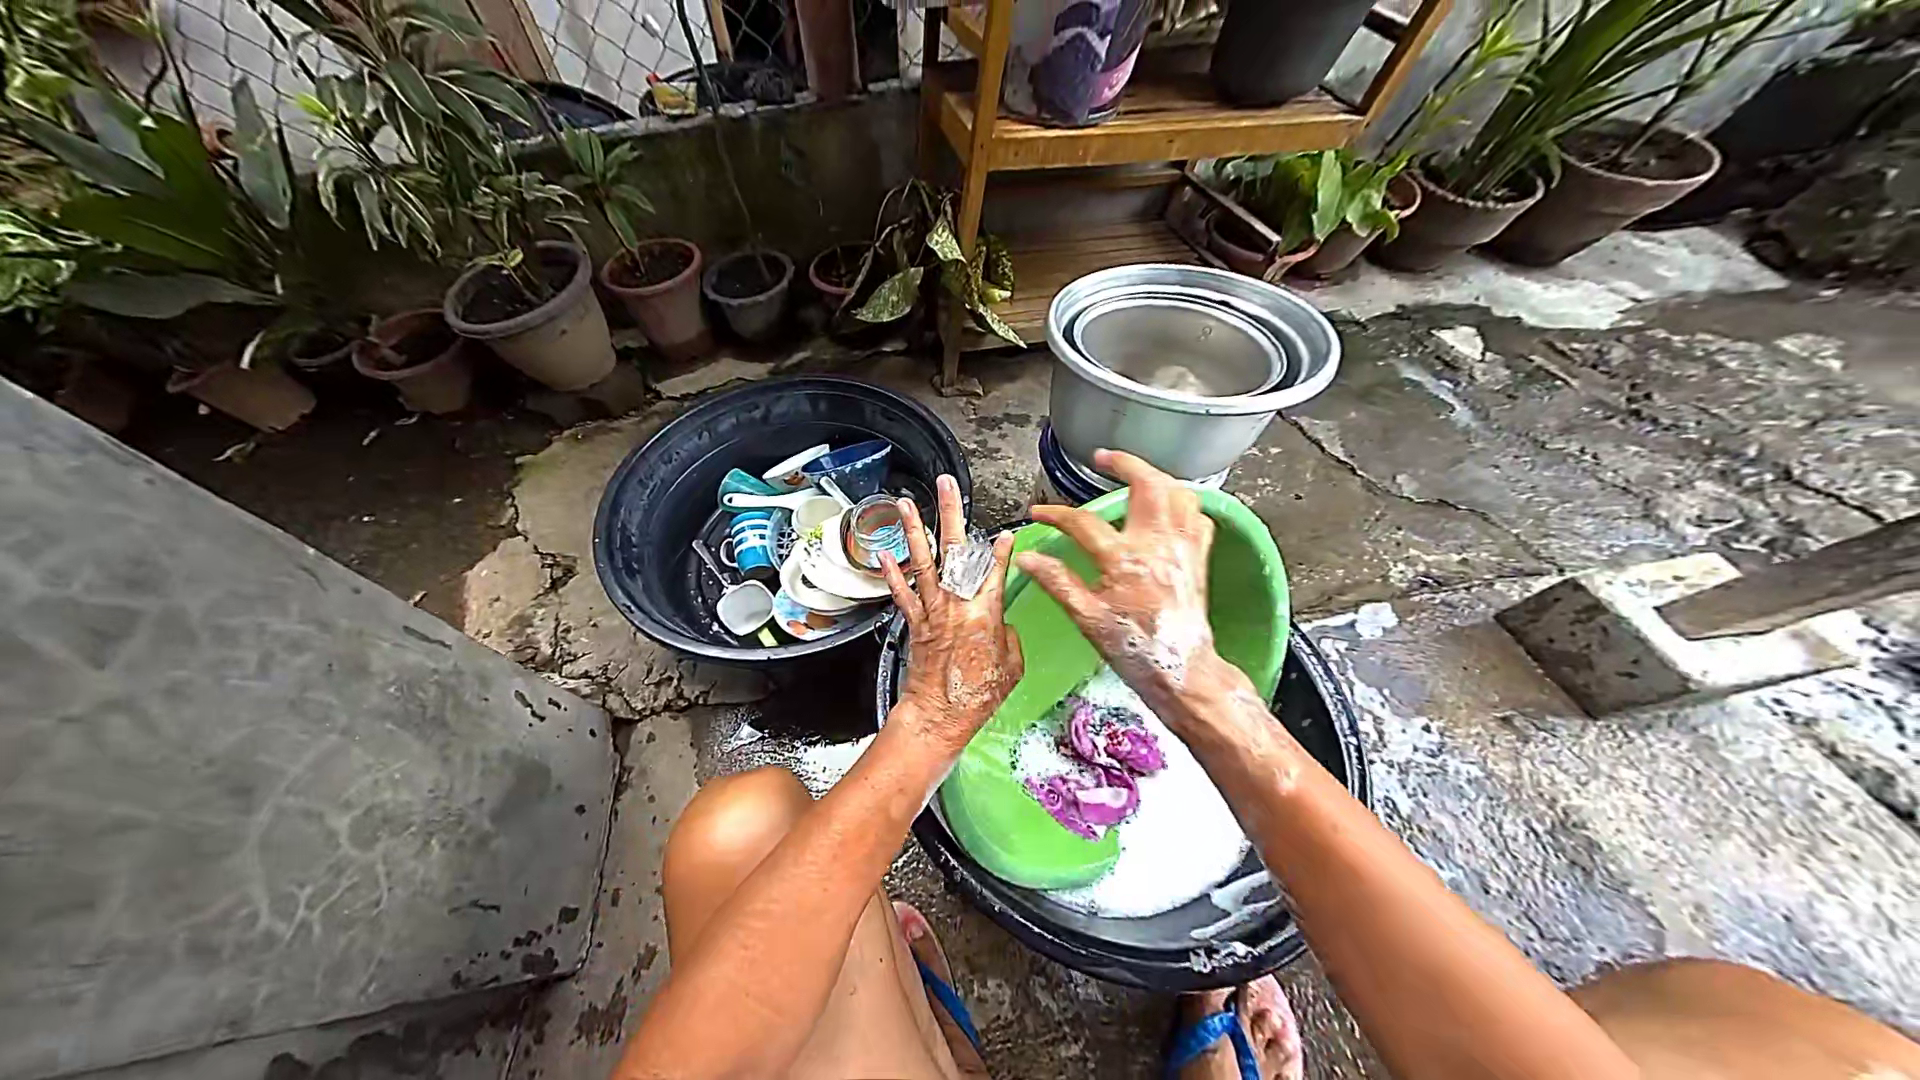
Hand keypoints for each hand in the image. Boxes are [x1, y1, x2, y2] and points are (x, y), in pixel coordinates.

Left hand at [880, 475, 1022, 756]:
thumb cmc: (976, 694)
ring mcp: (932, 610)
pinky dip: (892, 573)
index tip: (1007, 532)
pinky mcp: (915, 622)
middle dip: (952, 514)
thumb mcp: (1011, 665)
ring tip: (907, 504)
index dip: (1002, 548)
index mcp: (985, 612)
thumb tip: (1000, 623)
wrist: (939, 714)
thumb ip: (1009, 636)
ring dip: (915, 530)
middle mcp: (956, 604)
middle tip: (948, 487)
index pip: (995, 569)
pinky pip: (902, 593)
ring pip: (923, 562)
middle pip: (955, 550)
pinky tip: (884, 554)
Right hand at [1013, 450, 1245, 726]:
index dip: (1055, 514)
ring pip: (1178, 493)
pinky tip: (1169, 505)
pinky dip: (1182, 502)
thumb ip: (1057, 582)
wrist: (1181, 669)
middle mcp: (1158, 547)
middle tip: (1103, 457)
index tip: (1040, 514)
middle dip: (1124, 463)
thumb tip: (1028, 559)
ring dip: (1156, 477)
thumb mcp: (1086, 618)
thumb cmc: (1135, 648)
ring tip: (1137, 473)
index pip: (1082, 523)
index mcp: (1125, 561)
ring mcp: (1182, 549)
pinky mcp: (1198, 558)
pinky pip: (1196, 516)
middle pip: (1147, 485)